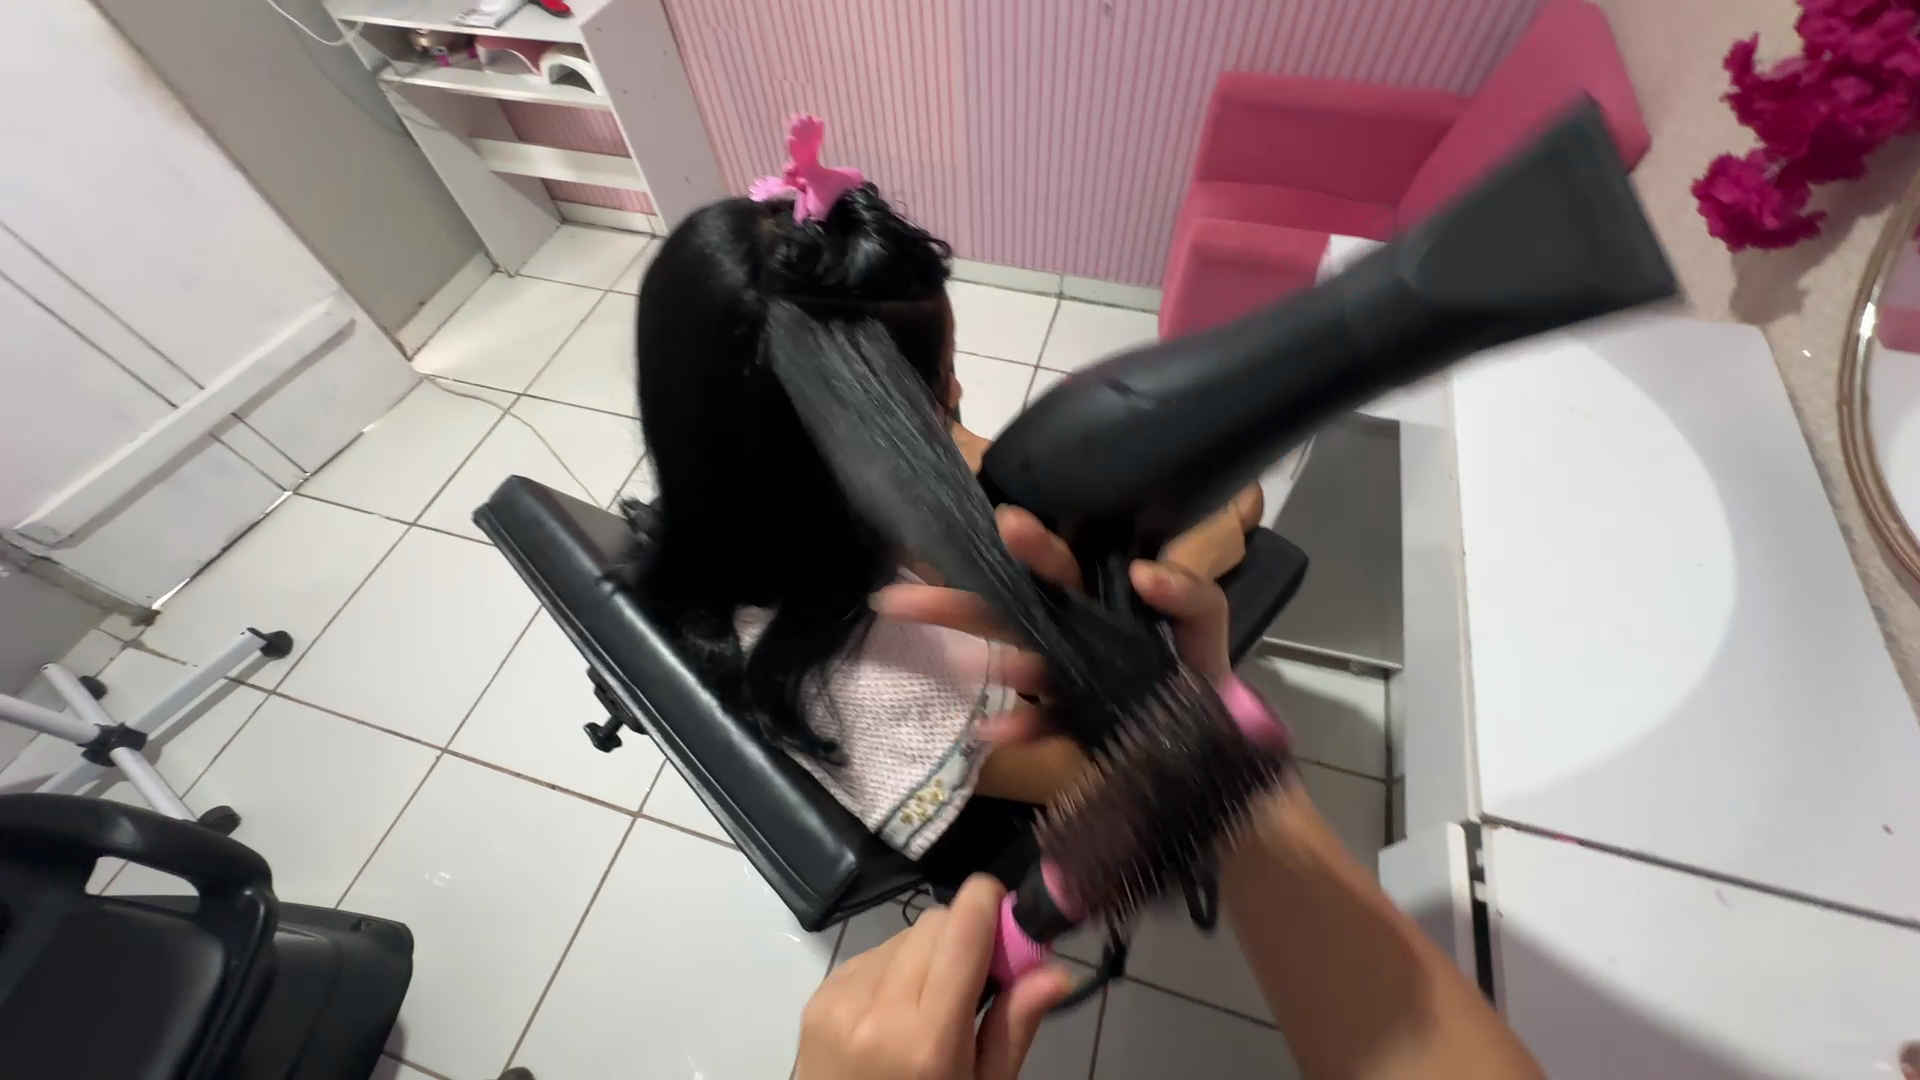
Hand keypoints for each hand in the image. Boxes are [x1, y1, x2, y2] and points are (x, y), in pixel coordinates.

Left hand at [795, 875, 1072, 1079]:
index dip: (989, 903)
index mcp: (927, 1039)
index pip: (963, 925)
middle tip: (977, 976)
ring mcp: (842, 999)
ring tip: (929, 1003)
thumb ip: (1014, 1026)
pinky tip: (894, 1012)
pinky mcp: (820, 995)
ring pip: (905, 934)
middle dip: (964, 936)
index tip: (1006, 916)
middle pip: (937, 921)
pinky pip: (873, 954)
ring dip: (927, 954)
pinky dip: (893, 970)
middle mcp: (880, 1008)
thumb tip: (1058, 972)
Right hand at [873, 507, 1233, 741]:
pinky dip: (1019, 723)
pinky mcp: (1067, 720)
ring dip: (981, 657)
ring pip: (1011, 659)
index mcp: (1095, 597)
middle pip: (1009, 608)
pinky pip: (1038, 719)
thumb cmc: (1197, 665)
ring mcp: (1061, 676)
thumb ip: (1189, 593)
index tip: (1004, 523)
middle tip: (901, 594)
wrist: (1210, 738)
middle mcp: (1068, 629)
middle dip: (957, 599)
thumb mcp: (1203, 621)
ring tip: (952, 658)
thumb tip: (1145, 573)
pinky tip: (994, 728)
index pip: (1058, 565)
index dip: (1031, 545)